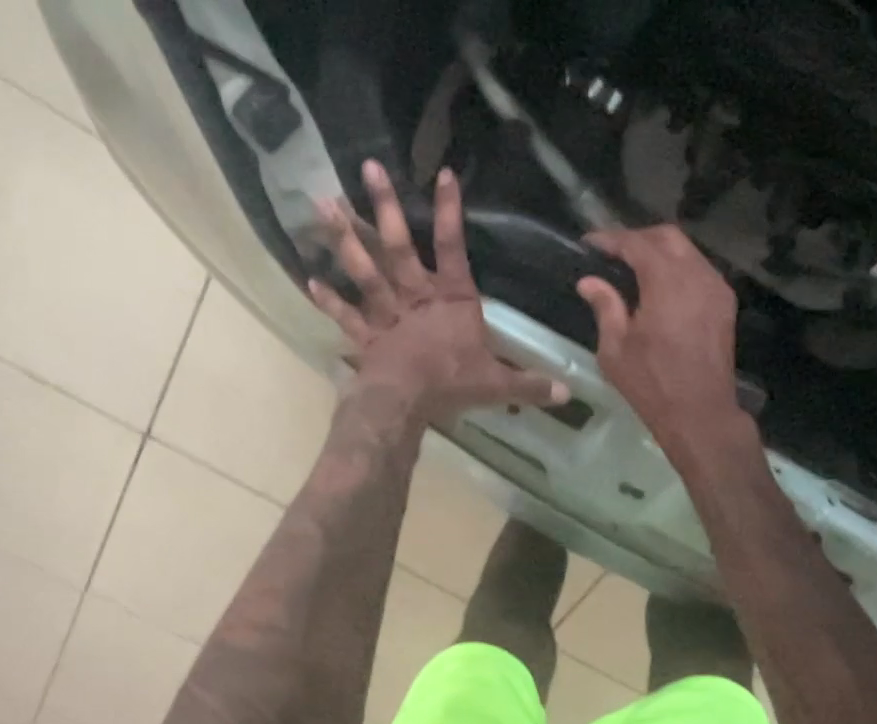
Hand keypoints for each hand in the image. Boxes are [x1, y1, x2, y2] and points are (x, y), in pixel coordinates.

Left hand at [310, 160, 567, 425]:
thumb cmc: (451, 385)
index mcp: (452, 298)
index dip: (450, 210)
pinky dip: (329, 299)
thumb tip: (567, 394)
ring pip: (364, 268)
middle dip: (383, 206)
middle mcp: (415, 296)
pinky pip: (345, 314)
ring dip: (344, 237)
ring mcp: (386, 313)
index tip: (443, 173)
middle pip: (398, 244)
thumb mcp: (497, 385)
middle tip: (367, 168)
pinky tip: (309, 280)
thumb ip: (529, 385)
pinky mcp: (365, 335)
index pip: (454, 245)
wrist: (403, 403)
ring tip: (324, 205)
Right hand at [576, 226, 741, 446]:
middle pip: (667, 237)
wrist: (699, 412)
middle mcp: (696, 275)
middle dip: (638, 238)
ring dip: (660, 252)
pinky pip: (699, 271)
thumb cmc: (651, 383)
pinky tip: (660, 287)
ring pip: (687, 252)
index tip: (589, 244)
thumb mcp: (616, 349)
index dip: (611, 239)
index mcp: (666, 282)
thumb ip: (605, 307)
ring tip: (634, 268)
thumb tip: (589, 282)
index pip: (636, 244)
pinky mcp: (724, 304)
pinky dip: (678, 268)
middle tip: (612, 253)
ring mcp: (715, 288)